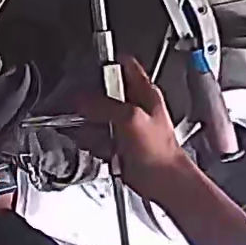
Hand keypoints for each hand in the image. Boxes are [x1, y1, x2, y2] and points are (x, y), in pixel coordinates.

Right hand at [73, 55, 206, 205]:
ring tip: (103, 138)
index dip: (107, 63)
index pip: (124, 64)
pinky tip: (104, 149)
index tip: (90, 68)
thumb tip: (81, 99)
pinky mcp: (117, 142)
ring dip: (91, 128)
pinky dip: (94, 142)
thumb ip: (103, 105)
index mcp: (144, 92)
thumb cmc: (159, 151)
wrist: (164, 182)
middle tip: (89, 113)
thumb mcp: (129, 118)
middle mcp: (134, 106)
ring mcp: (124, 125)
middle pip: (102, 93)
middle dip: (91, 104)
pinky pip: (94, 137)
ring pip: (94, 117)